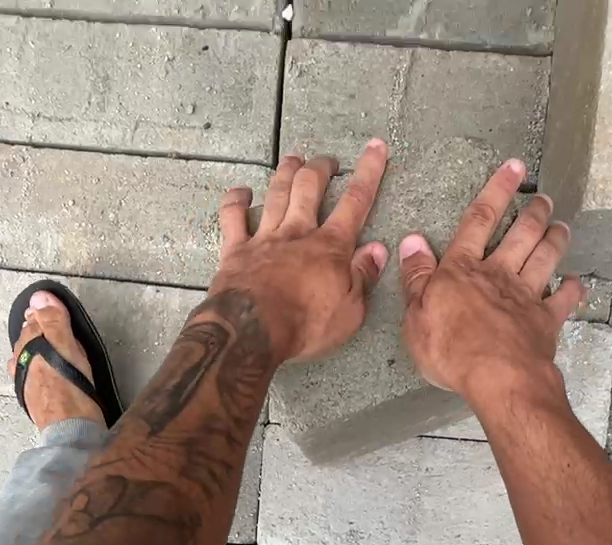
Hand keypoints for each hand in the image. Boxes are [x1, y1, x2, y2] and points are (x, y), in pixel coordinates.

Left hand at [210, 140, 392, 362]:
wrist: (253, 331)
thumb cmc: (306, 326)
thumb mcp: (350, 311)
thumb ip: (364, 277)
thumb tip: (378, 250)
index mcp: (330, 248)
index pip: (355, 202)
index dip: (368, 172)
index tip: (375, 147)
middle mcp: (297, 233)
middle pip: (309, 187)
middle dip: (321, 168)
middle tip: (328, 161)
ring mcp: (264, 238)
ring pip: (276, 193)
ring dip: (285, 172)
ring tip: (293, 159)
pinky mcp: (236, 250)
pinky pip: (233, 216)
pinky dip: (236, 200)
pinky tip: (241, 192)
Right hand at [398, 159, 584, 405]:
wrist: (498, 377)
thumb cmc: (450, 350)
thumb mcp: (416, 316)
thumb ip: (417, 278)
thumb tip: (412, 242)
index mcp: (462, 271)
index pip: (479, 220)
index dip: (496, 191)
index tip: (514, 168)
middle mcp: (498, 275)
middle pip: (520, 235)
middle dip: (534, 212)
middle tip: (544, 199)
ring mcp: (526, 297)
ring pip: (544, 258)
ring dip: (554, 239)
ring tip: (561, 226)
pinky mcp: (545, 322)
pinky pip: (563, 300)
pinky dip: (572, 289)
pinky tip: (577, 282)